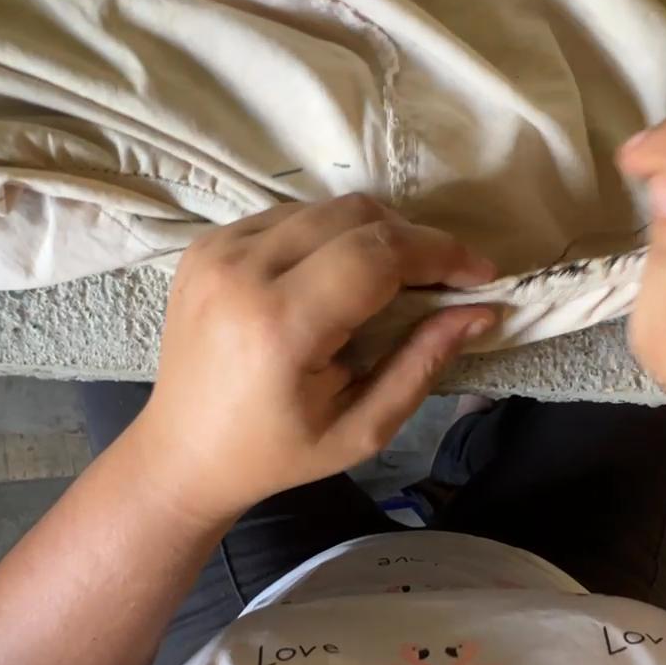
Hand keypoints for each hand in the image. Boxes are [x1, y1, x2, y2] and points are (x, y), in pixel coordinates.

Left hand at [128, 194, 498, 521]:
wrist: (185, 453)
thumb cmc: (277, 455)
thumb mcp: (360, 429)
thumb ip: (421, 365)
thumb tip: (480, 312)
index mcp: (280, 326)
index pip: (378, 255)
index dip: (439, 255)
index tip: (479, 274)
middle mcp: (241, 271)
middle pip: (354, 216)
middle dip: (412, 240)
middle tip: (440, 281)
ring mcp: (216, 250)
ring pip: (322, 209)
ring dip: (372, 235)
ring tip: (394, 282)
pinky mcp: (205, 245)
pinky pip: (288, 217)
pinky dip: (328, 237)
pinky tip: (338, 278)